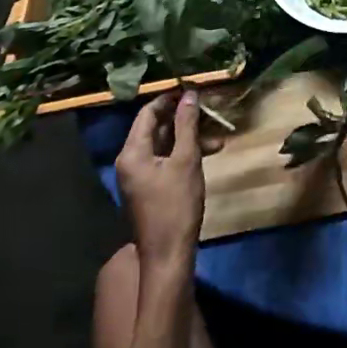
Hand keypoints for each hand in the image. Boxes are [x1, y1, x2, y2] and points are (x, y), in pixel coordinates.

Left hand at [115, 92, 205, 273]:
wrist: (168, 256)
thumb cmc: (176, 206)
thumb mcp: (186, 161)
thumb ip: (187, 126)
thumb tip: (189, 95)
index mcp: (132, 151)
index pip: (148, 113)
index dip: (169, 99)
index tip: (191, 91)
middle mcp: (129, 160)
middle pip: (155, 128)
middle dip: (182, 118)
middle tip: (207, 110)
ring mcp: (138, 175)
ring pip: (163, 145)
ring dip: (187, 138)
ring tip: (217, 134)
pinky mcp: (148, 188)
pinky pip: (164, 161)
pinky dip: (182, 154)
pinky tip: (208, 153)